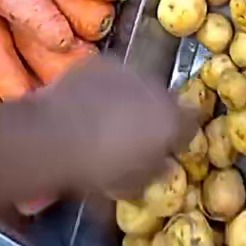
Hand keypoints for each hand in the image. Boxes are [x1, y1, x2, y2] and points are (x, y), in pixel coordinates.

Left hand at [27, 57, 198, 198]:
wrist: (52, 135)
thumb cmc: (95, 168)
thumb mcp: (131, 185)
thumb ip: (154, 171)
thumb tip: (162, 164)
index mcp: (169, 120)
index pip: (193, 120)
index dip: (182, 132)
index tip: (171, 143)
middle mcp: (155, 88)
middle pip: (165, 98)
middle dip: (155, 113)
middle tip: (137, 133)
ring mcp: (127, 69)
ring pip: (139, 84)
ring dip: (132, 97)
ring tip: (109, 117)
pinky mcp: (101, 61)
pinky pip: (112, 75)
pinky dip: (107, 86)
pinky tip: (90, 102)